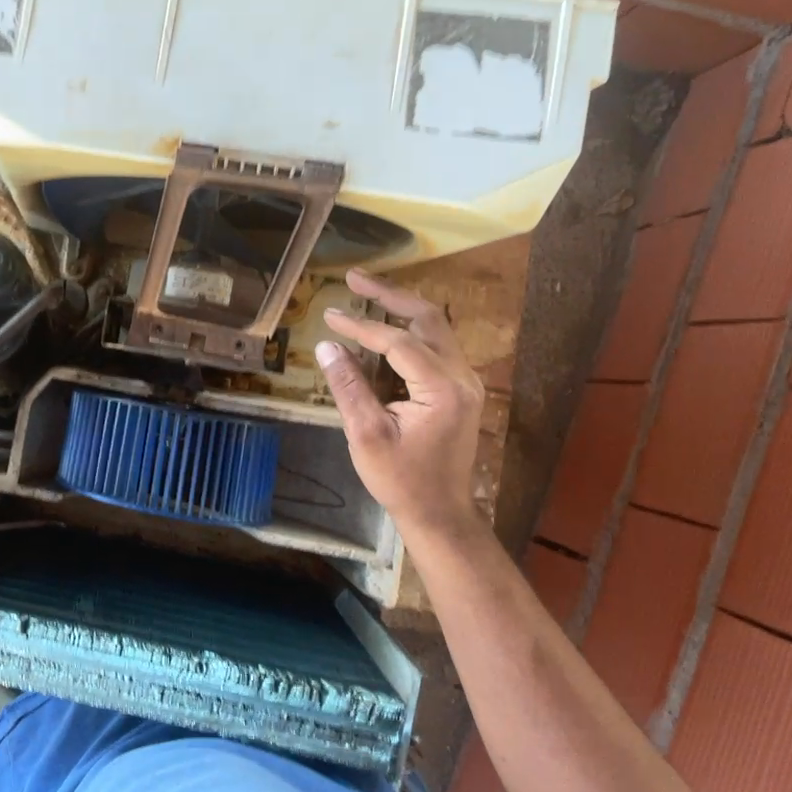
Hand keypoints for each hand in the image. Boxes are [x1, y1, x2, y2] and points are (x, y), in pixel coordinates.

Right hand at [315, 269, 486, 540]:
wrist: (440, 512)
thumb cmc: (401, 479)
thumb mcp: (366, 434)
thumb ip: (348, 386)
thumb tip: (326, 346)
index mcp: (442, 389)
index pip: (398, 342)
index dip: (360, 326)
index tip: (328, 314)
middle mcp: (462, 378)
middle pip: (428, 319)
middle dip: (389, 295)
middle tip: (354, 279)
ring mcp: (465, 383)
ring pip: (436, 328)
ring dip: (401, 308)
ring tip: (365, 294)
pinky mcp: (459, 390)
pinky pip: (436, 346)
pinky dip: (408, 329)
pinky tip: (383, 328)